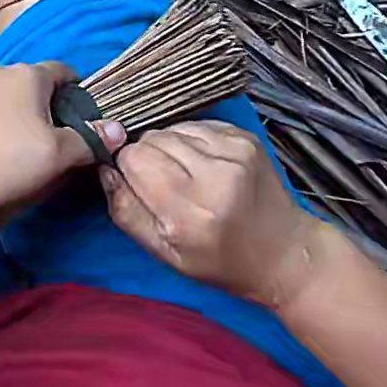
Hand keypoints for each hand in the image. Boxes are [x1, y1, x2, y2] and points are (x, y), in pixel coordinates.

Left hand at [0, 61, 124, 212]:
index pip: (66, 71)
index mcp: (30, 75)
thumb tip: (120, 131)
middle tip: (57, 143)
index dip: (80, 93)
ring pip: (8, 99)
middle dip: (50, 109)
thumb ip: (88, 142)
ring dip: (20, 119)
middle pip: (36, 85)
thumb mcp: (54, 156)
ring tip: (23, 153)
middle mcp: (1, 72)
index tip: (84, 121)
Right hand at [100, 120, 329, 308]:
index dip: (127, 167)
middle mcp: (214, 176)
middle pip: (153, 139)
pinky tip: (202, 162)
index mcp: (189, 214)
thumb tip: (105, 169)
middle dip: (147, 155)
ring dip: (169, 146)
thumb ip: (127, 212)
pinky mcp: (245, 137)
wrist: (282, 250)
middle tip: (163, 182)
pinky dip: (191, 140)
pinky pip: (198, 125)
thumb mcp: (166, 254)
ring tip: (184, 173)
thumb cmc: (220, 261)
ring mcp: (234, 151)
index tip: (137, 182)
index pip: (135, 159)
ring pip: (173, 128)